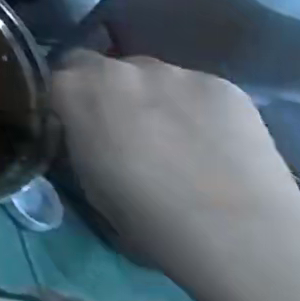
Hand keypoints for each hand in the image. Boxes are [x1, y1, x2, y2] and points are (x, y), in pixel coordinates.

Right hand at [52, 51, 299, 270]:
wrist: (240, 233)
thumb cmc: (151, 222)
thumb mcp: (92, 187)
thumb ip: (81, 142)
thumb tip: (88, 132)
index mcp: (78, 90)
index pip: (59, 75)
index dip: (69, 98)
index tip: (80, 123)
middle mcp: (120, 67)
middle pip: (106, 68)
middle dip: (111, 91)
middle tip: (129, 132)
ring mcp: (173, 69)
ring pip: (154, 77)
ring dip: (156, 99)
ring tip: (181, 143)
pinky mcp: (219, 81)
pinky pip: (197, 90)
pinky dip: (199, 110)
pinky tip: (217, 147)